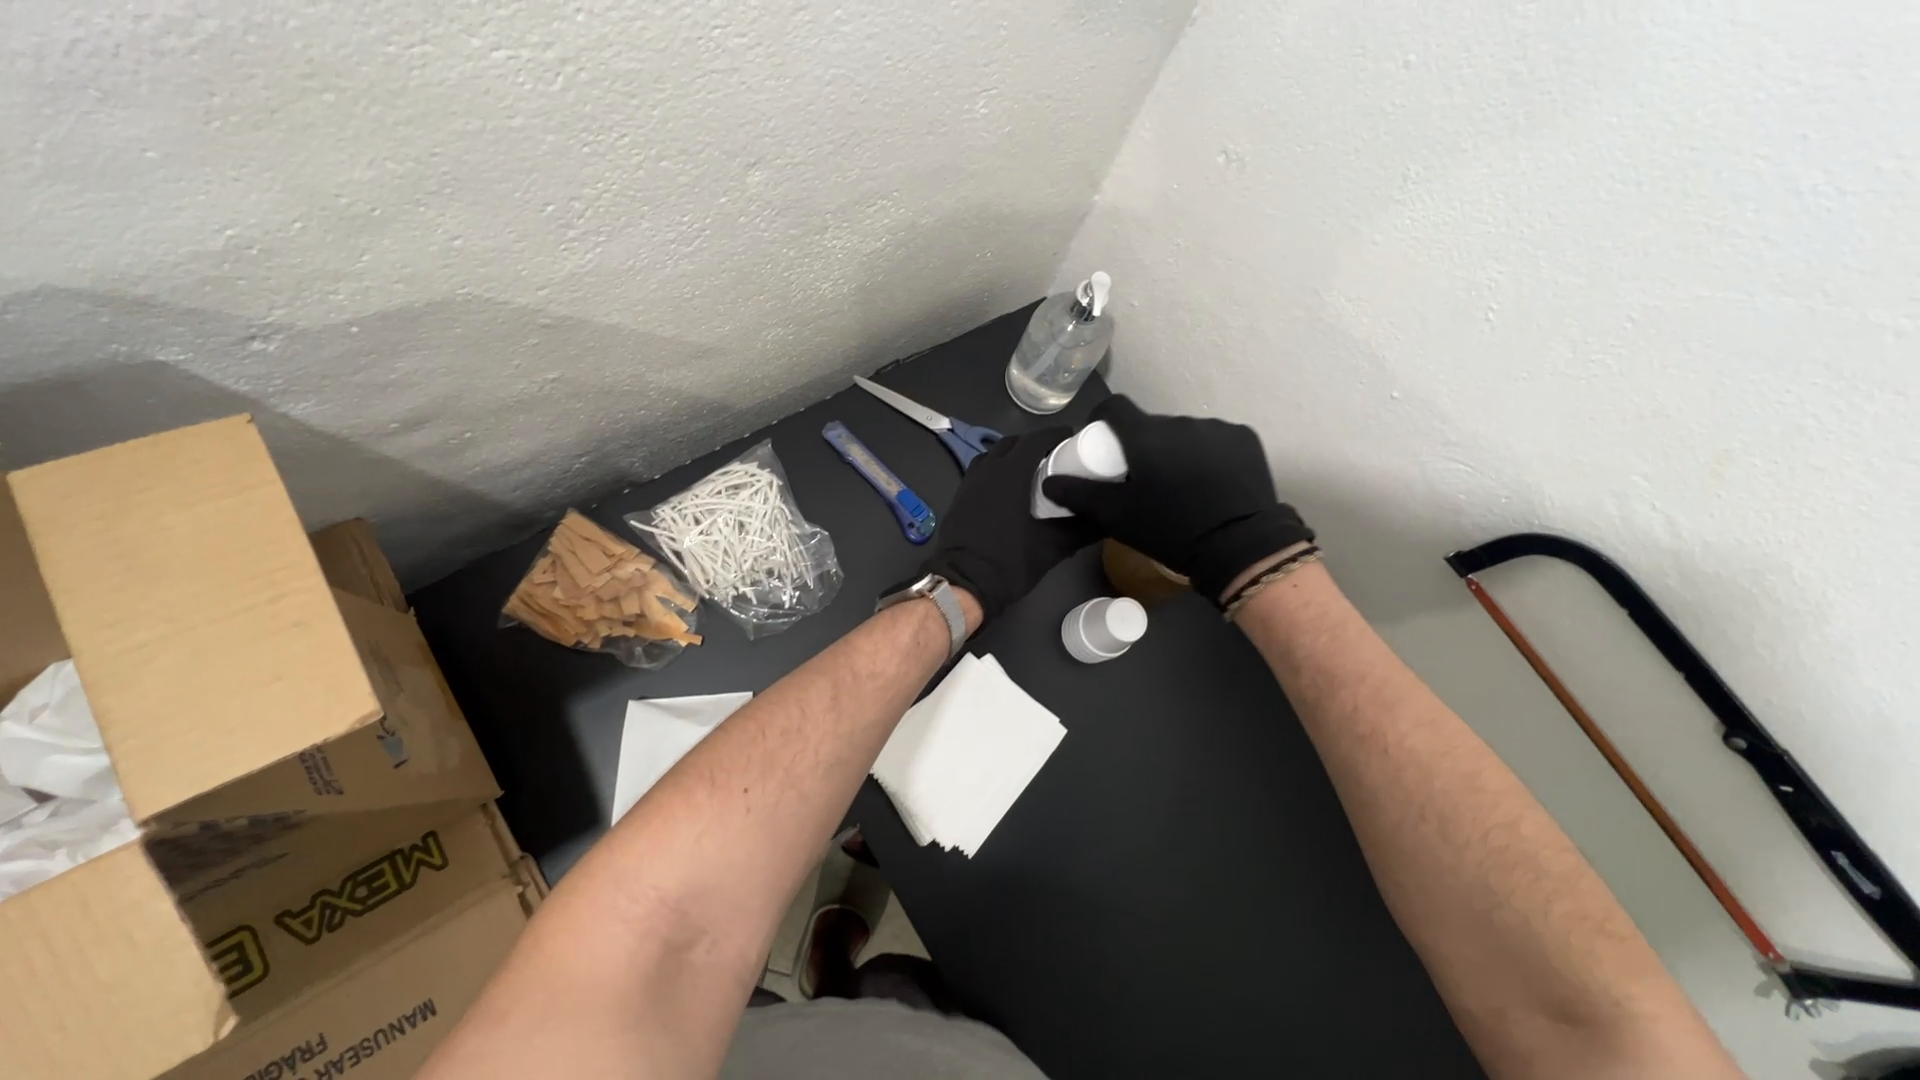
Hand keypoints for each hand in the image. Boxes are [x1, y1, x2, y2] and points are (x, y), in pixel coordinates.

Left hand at [921, 429, 1097, 625]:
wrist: (963, 585)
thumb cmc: (1009, 563)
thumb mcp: (1052, 548)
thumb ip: (1080, 530)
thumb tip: (1105, 519)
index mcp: (1010, 474)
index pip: (1035, 440)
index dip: (1055, 435)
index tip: (1071, 438)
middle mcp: (987, 470)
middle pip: (1012, 444)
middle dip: (1033, 444)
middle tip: (1053, 456)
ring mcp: (969, 483)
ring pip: (992, 456)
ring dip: (1011, 456)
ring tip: (1031, 471)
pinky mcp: (959, 498)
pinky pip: (980, 472)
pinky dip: (996, 471)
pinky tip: (1007, 490)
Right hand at [1041, 395, 1312, 604]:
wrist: (1239, 546)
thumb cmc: (1170, 530)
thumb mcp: (1118, 518)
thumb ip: (1080, 495)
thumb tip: (1049, 481)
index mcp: (1145, 436)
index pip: (1115, 408)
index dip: (1103, 420)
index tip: (1103, 442)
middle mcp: (1179, 422)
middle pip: (1150, 425)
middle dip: (1142, 445)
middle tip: (1144, 478)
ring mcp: (1216, 428)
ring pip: (1184, 433)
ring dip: (1177, 450)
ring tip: (1181, 484)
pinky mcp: (1244, 438)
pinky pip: (1215, 439)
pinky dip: (1207, 454)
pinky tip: (1211, 481)